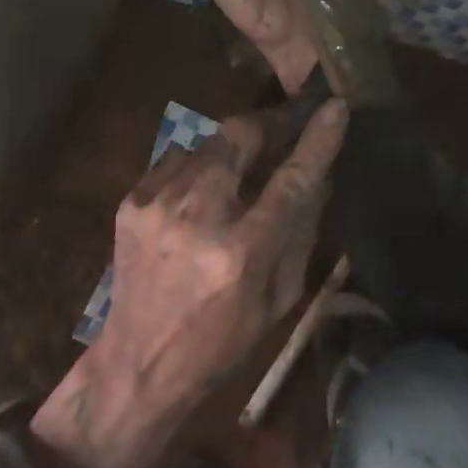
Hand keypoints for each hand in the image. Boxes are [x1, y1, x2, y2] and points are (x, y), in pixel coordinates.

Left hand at [29, 98, 348, 467]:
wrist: (138, 360)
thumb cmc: (221, 341)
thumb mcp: (279, 300)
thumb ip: (301, 232)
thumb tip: (317, 176)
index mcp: (242, 252)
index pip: (291, 179)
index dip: (318, 139)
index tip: (335, 107)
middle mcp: (198, 216)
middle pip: (241, 135)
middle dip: (270, 122)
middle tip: (286, 126)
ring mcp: (158, 203)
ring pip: (209, 140)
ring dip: (236, 146)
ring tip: (246, 165)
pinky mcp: (132, 200)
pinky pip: (178, 158)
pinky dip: (200, 164)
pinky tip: (205, 188)